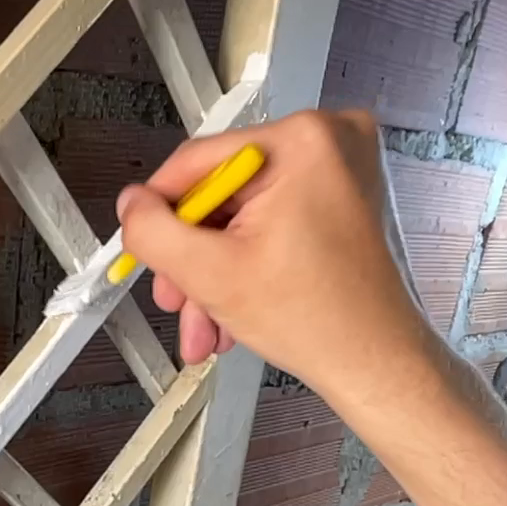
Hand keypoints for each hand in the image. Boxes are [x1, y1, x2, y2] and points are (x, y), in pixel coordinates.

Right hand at [117, 110, 440, 408]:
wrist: (376, 363)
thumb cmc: (320, 322)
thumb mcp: (209, 274)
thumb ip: (153, 233)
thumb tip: (130, 206)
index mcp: (302, 142)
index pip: (196, 163)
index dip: (158, 211)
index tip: (141, 244)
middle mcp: (329, 142)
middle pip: (220, 197)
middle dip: (193, 259)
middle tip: (177, 299)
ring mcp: (341, 171)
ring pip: (242, 219)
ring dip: (214, 274)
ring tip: (205, 324)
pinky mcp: (342, 199)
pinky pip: (270, 225)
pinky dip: (246, 267)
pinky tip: (232, 311)